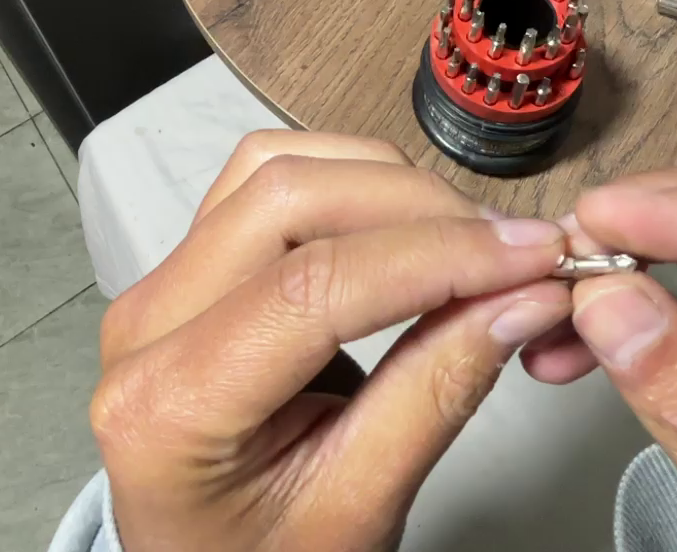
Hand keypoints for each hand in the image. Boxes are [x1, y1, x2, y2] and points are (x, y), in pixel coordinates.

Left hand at [92, 131, 573, 551]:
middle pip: (285, 198)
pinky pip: (261, 180)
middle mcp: (147, 319)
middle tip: (506, 243)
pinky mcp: (186, 262)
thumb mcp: (355, 510)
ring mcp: (159, 280)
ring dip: (377, 178)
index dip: (434, 255)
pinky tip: (394, 220)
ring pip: (271, 166)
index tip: (529, 255)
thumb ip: (436, 393)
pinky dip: (341, 177)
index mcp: (169, 404)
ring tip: (458, 230)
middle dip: (413, 203)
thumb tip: (520, 297)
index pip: (313, 284)